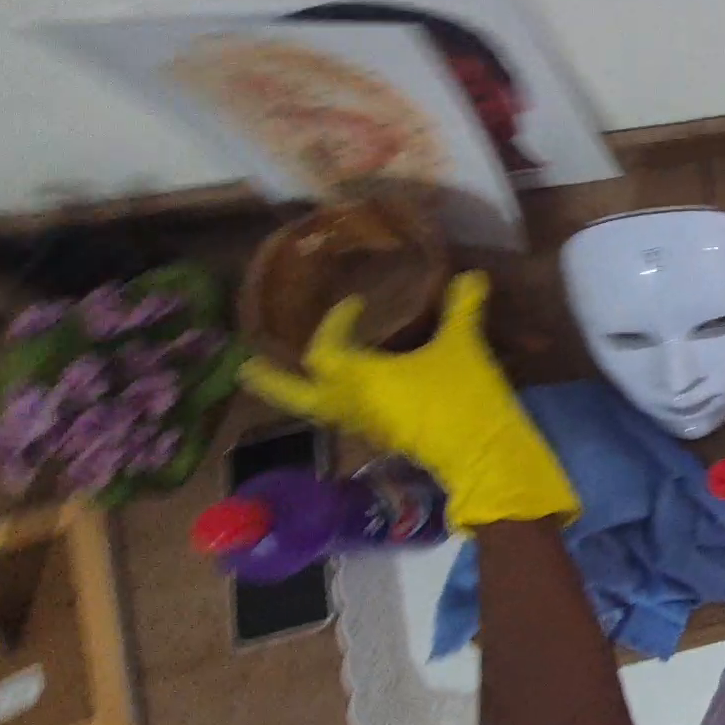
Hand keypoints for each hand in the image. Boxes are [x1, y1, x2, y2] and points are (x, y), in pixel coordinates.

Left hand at [240, 271, 578, 530]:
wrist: (479, 449)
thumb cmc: (461, 394)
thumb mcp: (463, 346)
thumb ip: (462, 310)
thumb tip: (472, 275)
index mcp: (358, 377)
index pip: (326, 347)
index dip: (335, 322)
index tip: (354, 304)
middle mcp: (349, 403)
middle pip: (294, 394)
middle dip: (269, 381)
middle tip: (245, 368)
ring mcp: (365, 426)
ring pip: (319, 409)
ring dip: (305, 393)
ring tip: (302, 380)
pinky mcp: (385, 438)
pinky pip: (348, 417)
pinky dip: (341, 403)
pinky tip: (358, 396)